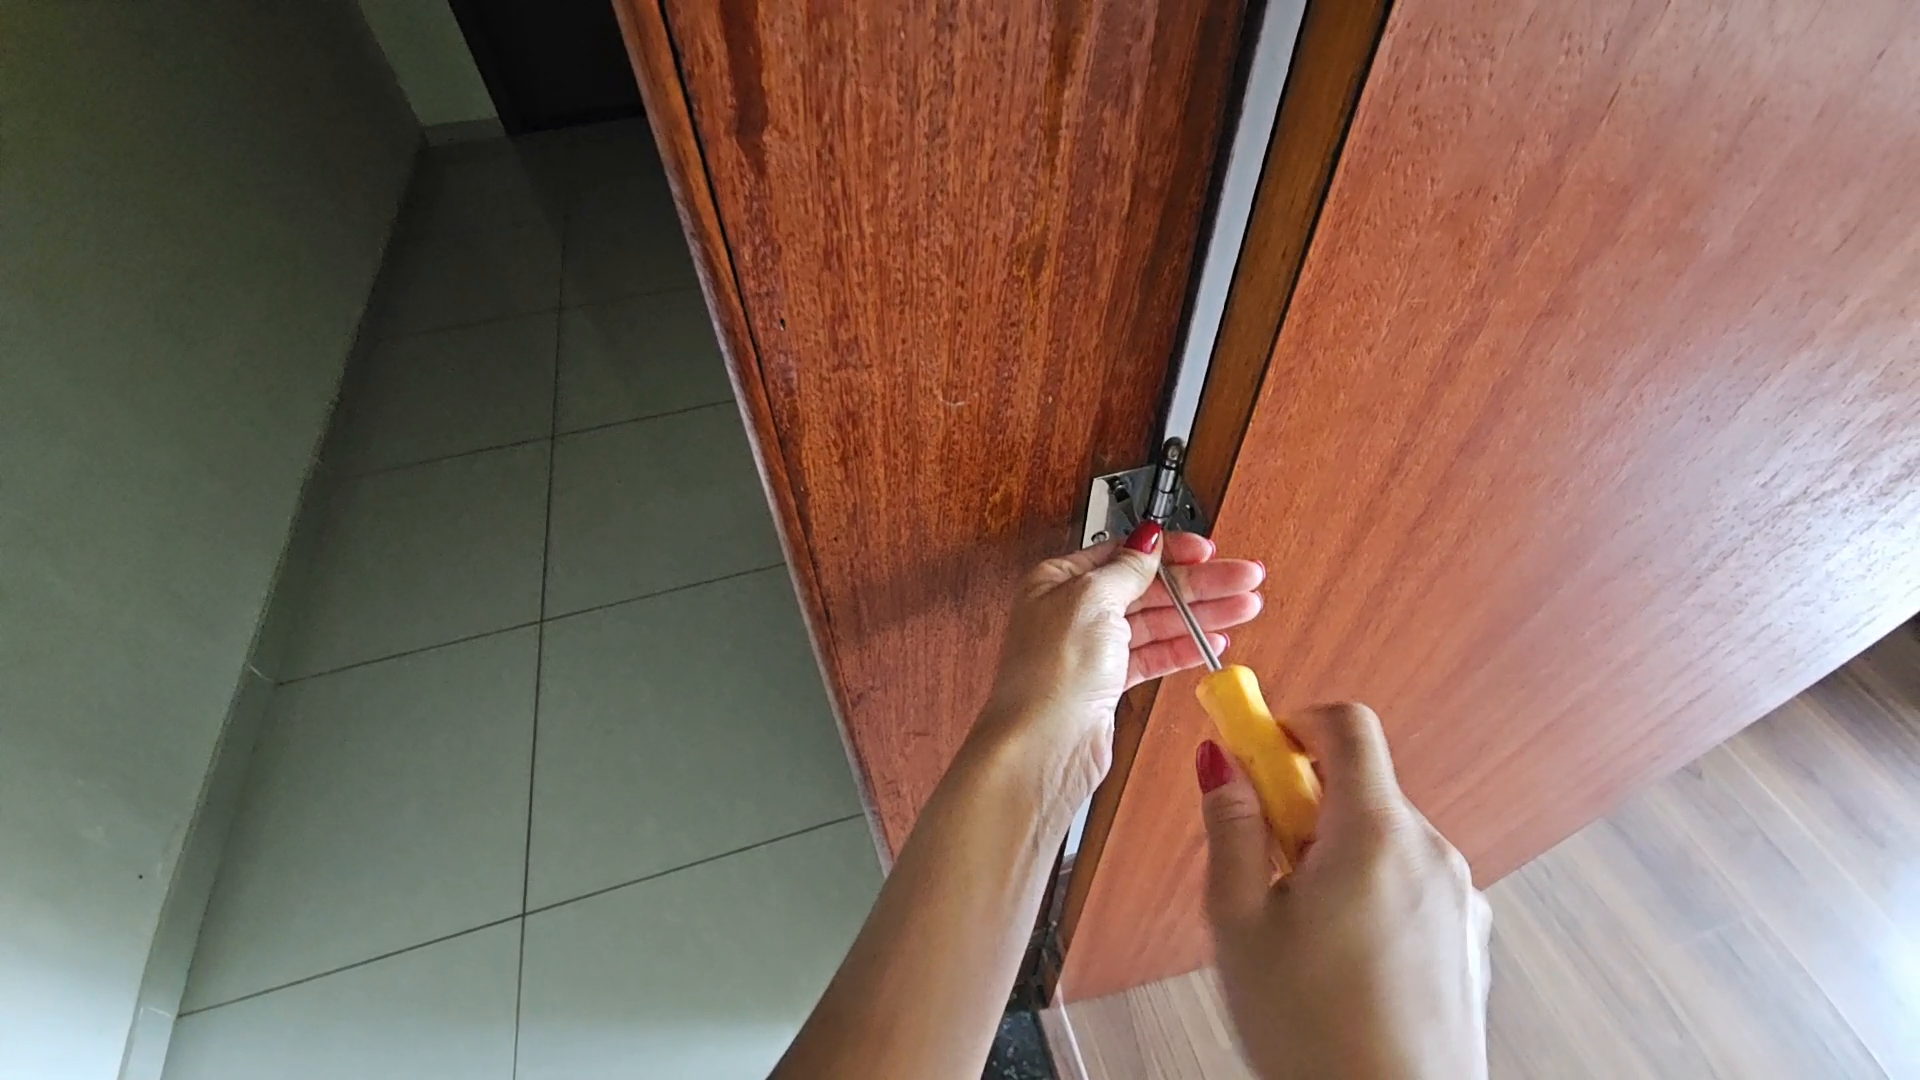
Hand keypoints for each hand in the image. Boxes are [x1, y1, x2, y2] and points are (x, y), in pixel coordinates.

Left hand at [972, 523, 1266, 808]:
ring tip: (1244, 608)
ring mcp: (1090, 649)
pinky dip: (1182, 648)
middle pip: (1146, 588)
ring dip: (1201, 615)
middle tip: (1244, 579)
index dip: (1169, 552)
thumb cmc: (1050, 673)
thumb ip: (1127, 568)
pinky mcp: (1106, 684)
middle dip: (1198, 584)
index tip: (1206, 551)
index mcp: (1059, 580)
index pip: (1123, 554)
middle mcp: (1072, 612)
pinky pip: (1152, 657)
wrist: (1043, 745)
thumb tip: (1148, 539)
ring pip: (1155, 623)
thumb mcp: (1092, 600)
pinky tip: (1211, 641)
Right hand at [1198, 704, 1491, 1079]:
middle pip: (1357, 778)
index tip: (1249, 740)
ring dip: (1327, 839)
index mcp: (1375, 838)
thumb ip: (1230, 825)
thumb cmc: (1316, 1038)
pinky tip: (1334, 942)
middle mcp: (1429, 854)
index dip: (1291, 722)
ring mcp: (1456, 896)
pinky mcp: (1464, 934)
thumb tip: (1221, 763)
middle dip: (1297, 793)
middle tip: (1256, 844)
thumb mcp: (1239, 919)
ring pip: (1378, 827)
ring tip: (1292, 911)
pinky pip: (1405, 870)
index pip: (1346, 726)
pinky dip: (1363, 875)